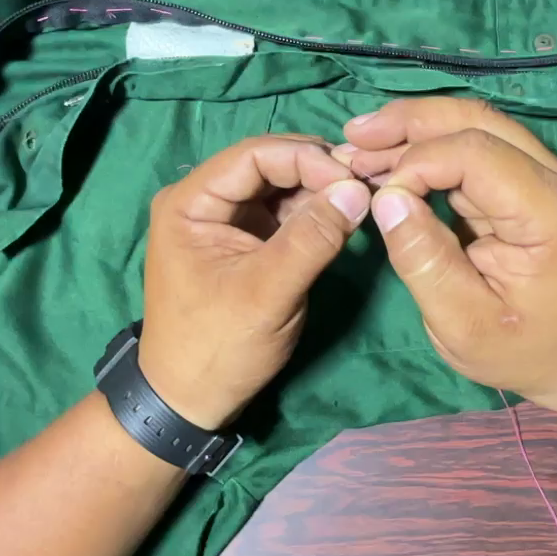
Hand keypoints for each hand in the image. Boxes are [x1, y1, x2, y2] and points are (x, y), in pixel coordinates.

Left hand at [141, 135, 372, 428]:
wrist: (190, 401)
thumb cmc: (217, 348)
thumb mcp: (267, 293)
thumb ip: (312, 240)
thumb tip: (358, 191)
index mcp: (190, 203)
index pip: (254, 155)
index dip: (306, 158)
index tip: (352, 180)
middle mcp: (204, 200)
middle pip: (268, 164)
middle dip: (317, 171)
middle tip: (366, 184)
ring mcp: (225, 220)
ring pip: (280, 186)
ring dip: (320, 190)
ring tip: (363, 200)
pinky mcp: (245, 240)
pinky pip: (283, 213)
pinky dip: (314, 213)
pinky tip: (344, 218)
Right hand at [337, 98, 556, 417]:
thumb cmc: (522, 350)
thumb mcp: (462, 323)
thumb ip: (424, 261)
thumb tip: (386, 199)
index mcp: (550, 213)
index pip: (475, 154)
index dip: (416, 163)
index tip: (378, 196)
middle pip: (476, 120)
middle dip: (409, 122)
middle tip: (353, 137)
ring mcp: (548, 172)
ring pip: (475, 124)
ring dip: (415, 130)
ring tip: (360, 144)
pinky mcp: (532, 177)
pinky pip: (476, 145)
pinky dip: (429, 148)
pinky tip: (391, 159)